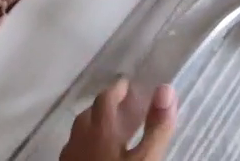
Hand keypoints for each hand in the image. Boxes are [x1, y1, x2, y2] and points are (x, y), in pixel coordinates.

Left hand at [59, 80, 175, 160]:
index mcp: (99, 132)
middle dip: (104, 108)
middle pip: (88, 117)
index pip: (105, 100)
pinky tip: (97, 159)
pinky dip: (85, 148)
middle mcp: (79, 143)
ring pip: (78, 137)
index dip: (117, 90)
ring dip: (93, 128)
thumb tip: (166, 88)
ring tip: (111, 133)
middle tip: (123, 108)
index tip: (128, 86)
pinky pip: (74, 155)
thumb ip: (157, 126)